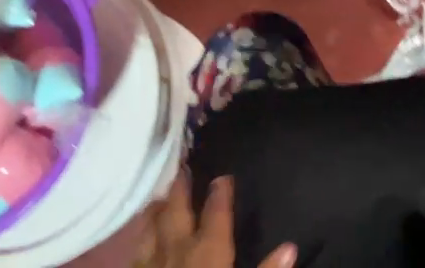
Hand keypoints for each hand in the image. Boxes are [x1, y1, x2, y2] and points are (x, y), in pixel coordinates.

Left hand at [136, 172, 296, 267]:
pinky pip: (135, 253)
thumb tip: (289, 247)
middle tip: (185, 167)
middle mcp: (177, 251)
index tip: (223, 174)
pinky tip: (142, 238)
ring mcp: (150, 266)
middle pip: (177, 211)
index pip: (216, 213)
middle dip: (181, 189)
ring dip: (157, 209)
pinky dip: (141, 237)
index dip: (220, 192)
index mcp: (208, 254)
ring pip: (151, 228)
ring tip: (161, 194)